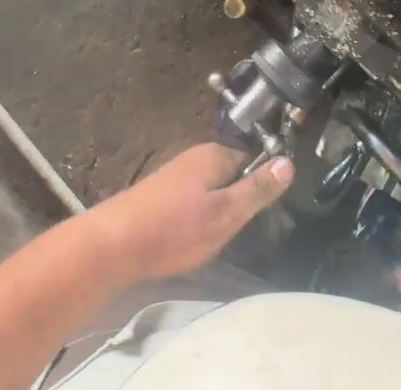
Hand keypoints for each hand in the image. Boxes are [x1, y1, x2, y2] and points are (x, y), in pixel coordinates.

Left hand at [85, 143, 293, 282]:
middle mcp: (194, 157)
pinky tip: (188, 240)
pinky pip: (190, 202)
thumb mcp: (225, 214)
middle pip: (230, 175)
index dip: (262, 185)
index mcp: (214, 155)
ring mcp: (173, 176)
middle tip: (238, 233)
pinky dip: (195, 219)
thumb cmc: (174, 229)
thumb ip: (257, 190)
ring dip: (215, 213)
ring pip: (209, 191)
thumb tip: (289, 162)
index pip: (252, 160)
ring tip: (213, 240)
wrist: (111, 245)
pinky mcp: (158, 196)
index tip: (265, 215)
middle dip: (237, 201)